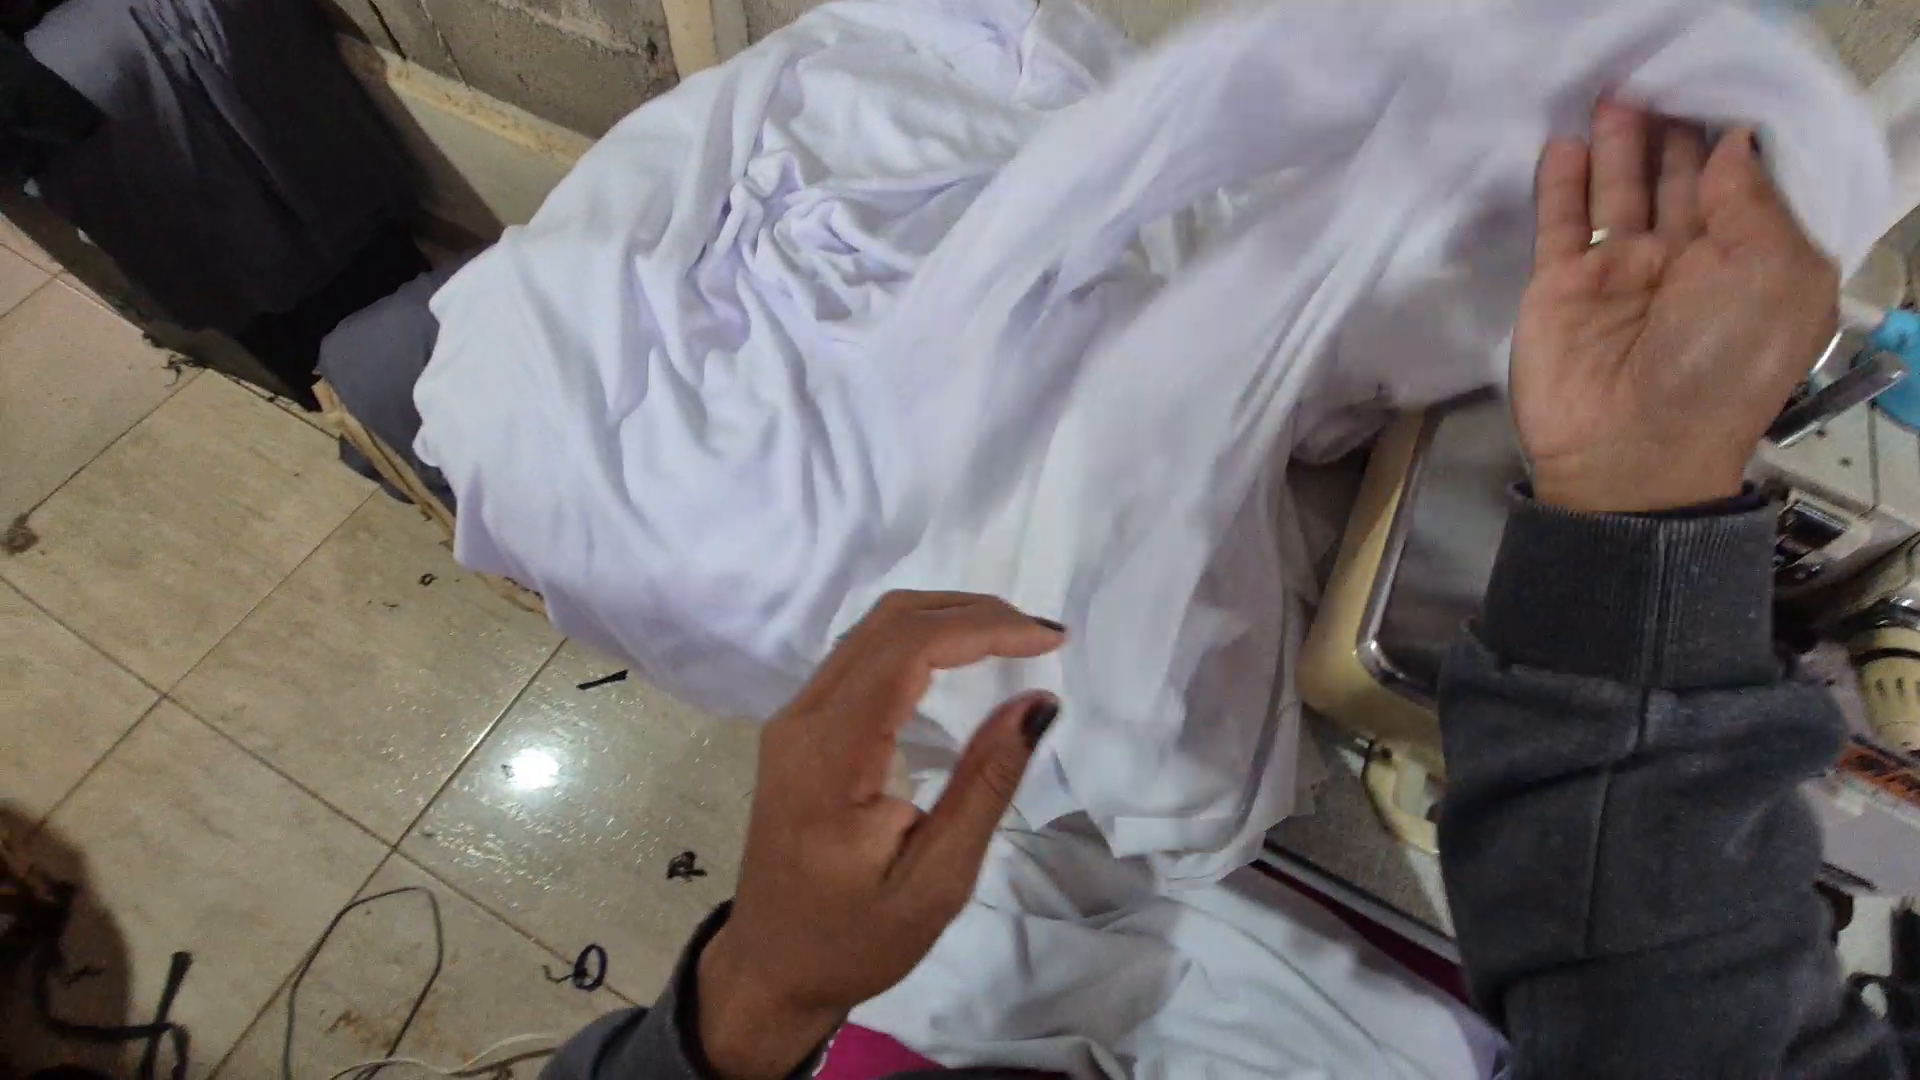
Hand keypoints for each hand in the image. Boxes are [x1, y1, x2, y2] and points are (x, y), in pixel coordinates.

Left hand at [697, 591, 1065, 1079]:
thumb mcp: (937, 881)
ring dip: (946, 617)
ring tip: (1011, 637)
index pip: (907, 650)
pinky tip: (960, 654)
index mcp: (829, 755)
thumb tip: (1038, 701)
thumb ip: (985, 784)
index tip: (1048, 639)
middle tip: (1039, 635)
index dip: (982, 628)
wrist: (770, 967)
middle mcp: (802, 717)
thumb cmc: (854, 938)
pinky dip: (921, 638)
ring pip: (874, 627)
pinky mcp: (802, 721)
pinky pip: (863, 652)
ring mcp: (795, 714)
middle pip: (889, 621)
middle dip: (972, 612)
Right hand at [1511, 100, 1838, 512]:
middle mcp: (1675, 258)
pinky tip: (1563, 145)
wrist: (1627, 444)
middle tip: (1660, 76)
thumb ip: (1752, 206)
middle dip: (1669, 130)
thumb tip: (1732, 146)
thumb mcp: (1775, 278)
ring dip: (1615, 146)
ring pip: (1613, 193)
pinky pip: (1558, 226)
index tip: (1715, 86)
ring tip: (1615, 94)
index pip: (1733, 180)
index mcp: (1741, 257)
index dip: (1725, 133)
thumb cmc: (1719, 365)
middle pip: (1672, 179)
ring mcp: (1609, 273)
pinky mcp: (1553, 287)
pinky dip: (1559, 187)